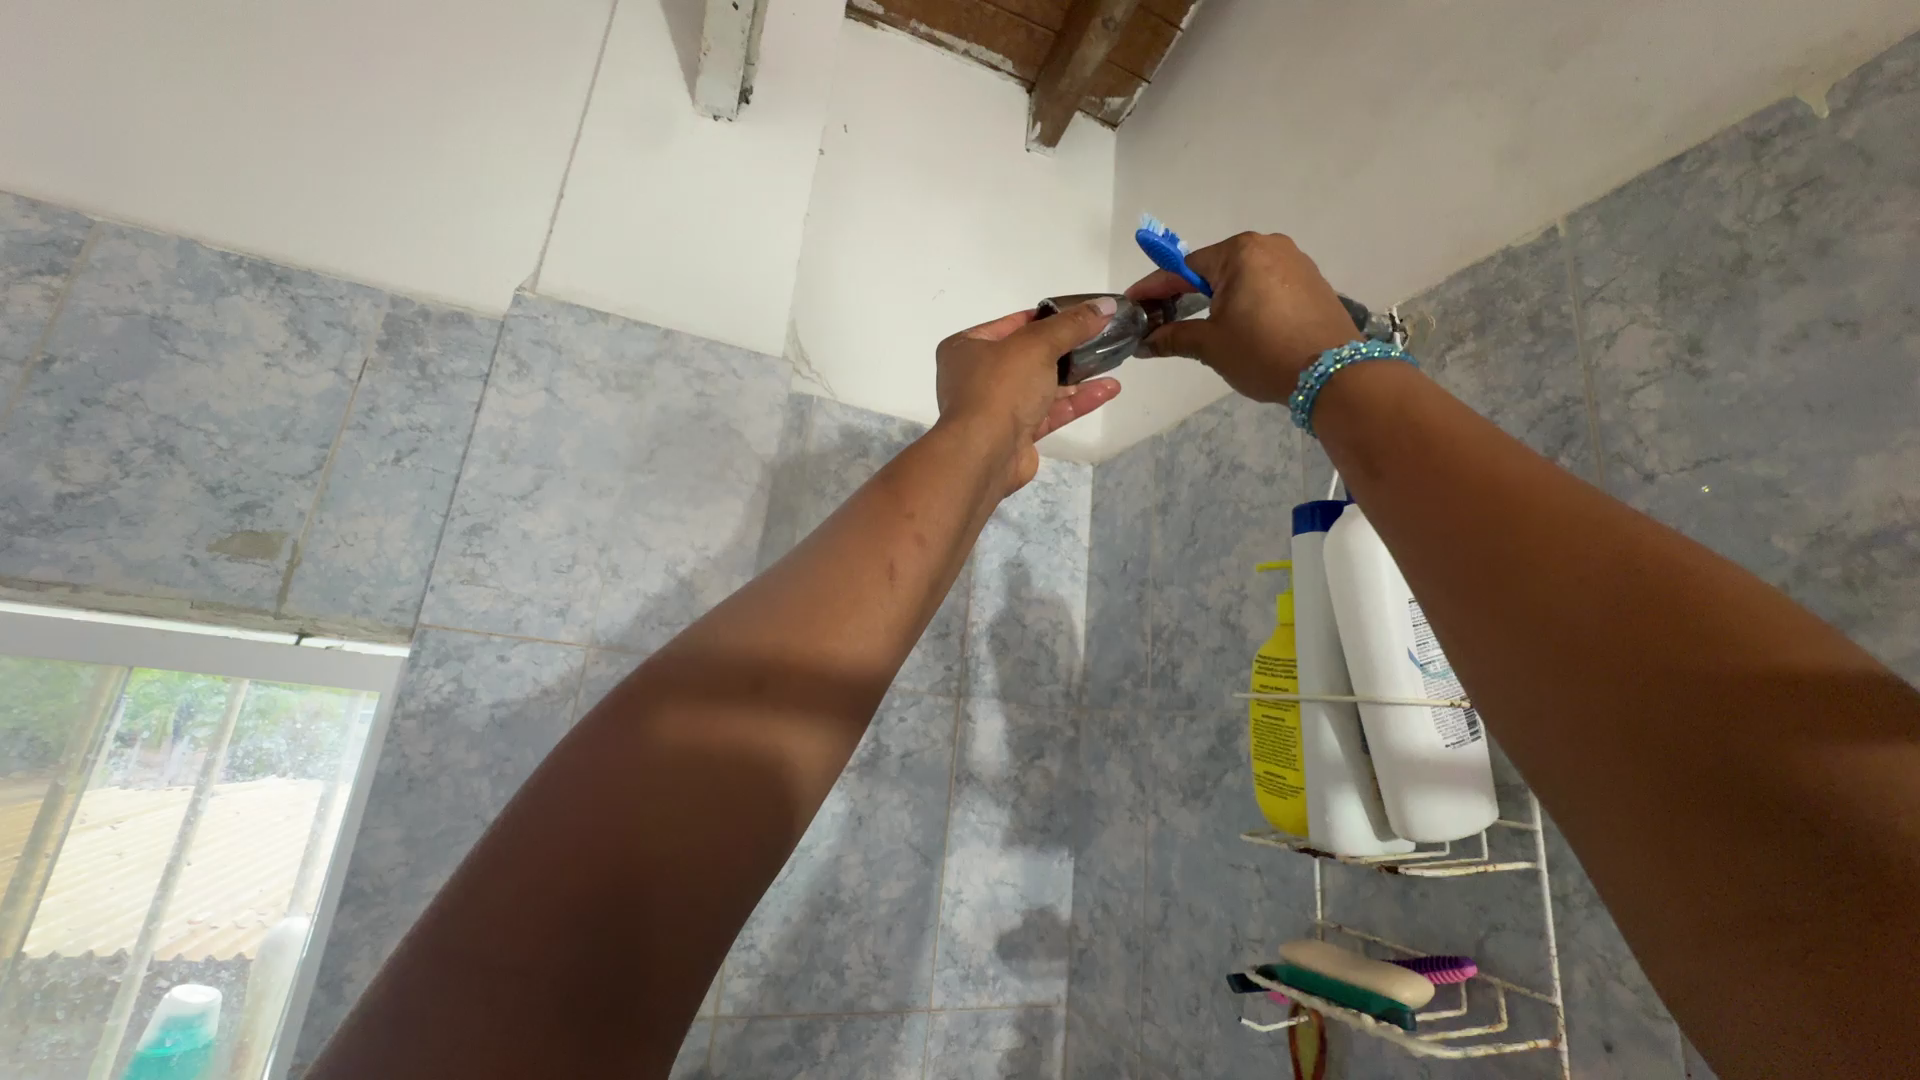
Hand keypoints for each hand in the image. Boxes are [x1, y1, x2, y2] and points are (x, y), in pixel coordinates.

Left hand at [934, 298, 1121, 492]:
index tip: (1082, 313)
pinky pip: (1050, 411)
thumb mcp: (1037, 344)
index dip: (1048, 318)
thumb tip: (1105, 305)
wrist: (984, 454)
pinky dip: (1077, 401)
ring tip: (1113, 360)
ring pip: (1042, 385)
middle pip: (1030, 355)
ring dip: (1078, 375)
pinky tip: (1108, 390)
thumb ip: (1072, 324)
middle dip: (1067, 348)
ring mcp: (997, 408)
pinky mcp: (1017, 434)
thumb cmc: (1000, 387)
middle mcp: (978, 376)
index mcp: (967, 347)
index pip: (1013, 324)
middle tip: (1102, 336)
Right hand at [1126, 232, 1360, 402]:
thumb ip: (1173, 337)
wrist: (1333, 374)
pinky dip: (1245, 303)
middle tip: (1162, 319)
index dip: (1154, 288)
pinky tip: (1238, 326)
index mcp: (1240, 252)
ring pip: (1241, 278)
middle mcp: (1268, 246)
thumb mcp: (1210, 345)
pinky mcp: (1311, 283)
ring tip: (1200, 327)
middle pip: (1214, 269)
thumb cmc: (1263, 352)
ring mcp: (1295, 262)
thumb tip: (1144, 342)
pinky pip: (1265, 287)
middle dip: (1186, 294)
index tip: (1132, 302)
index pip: (1184, 268)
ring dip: (1217, 299)